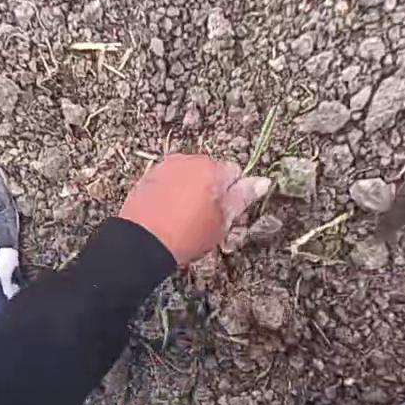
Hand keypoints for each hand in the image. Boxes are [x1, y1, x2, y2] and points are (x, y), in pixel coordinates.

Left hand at [119, 154, 270, 264]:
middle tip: (205, 218)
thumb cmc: (186, 235)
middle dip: (211, 188)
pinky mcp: (147, 177)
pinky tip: (168, 214)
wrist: (142, 243)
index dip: (232, 193)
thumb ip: (241, 198)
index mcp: (211, 169)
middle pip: (210, 170)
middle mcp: (188, 161)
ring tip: (184, 218)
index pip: (234, 172)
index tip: (224, 212)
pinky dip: (172, 192)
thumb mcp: (221, 222)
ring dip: (191, 190)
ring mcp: (165, 167)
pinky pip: (169, 180)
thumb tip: (262, 181)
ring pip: (188, 175)